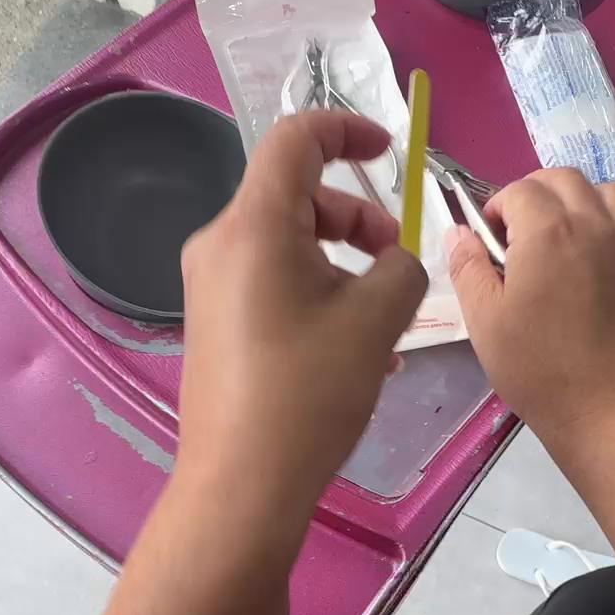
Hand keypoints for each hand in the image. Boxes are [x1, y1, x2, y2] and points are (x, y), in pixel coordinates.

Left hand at [176, 111, 427, 520]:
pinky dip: (318, 299)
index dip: (347, 130)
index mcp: (254, 226)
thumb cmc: (309, 394)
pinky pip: (273, 289)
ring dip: (345, 269)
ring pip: (290, 250)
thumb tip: (396, 263)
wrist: (242, 484)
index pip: (296, 139)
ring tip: (385, 325)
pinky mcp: (215, 327)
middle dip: (357, 219)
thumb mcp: (374, 324)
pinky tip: (356, 351)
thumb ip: (402, 270)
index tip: (389, 151)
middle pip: (296, 199)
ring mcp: (212, 289)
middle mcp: (221, 245)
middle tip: (397, 262)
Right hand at [447, 168, 614, 441]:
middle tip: (513, 236)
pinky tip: (586, 252)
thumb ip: (468, 268)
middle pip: (560, 179)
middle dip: (531, 195)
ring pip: (600, 189)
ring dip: (572, 199)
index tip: (486, 243)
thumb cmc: (535, 367)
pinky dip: (603, 217)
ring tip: (554, 236)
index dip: (495, 210)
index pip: (517, 191)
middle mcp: (590, 222)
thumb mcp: (485, 320)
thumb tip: (458, 232)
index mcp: (546, 232)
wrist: (602, 406)